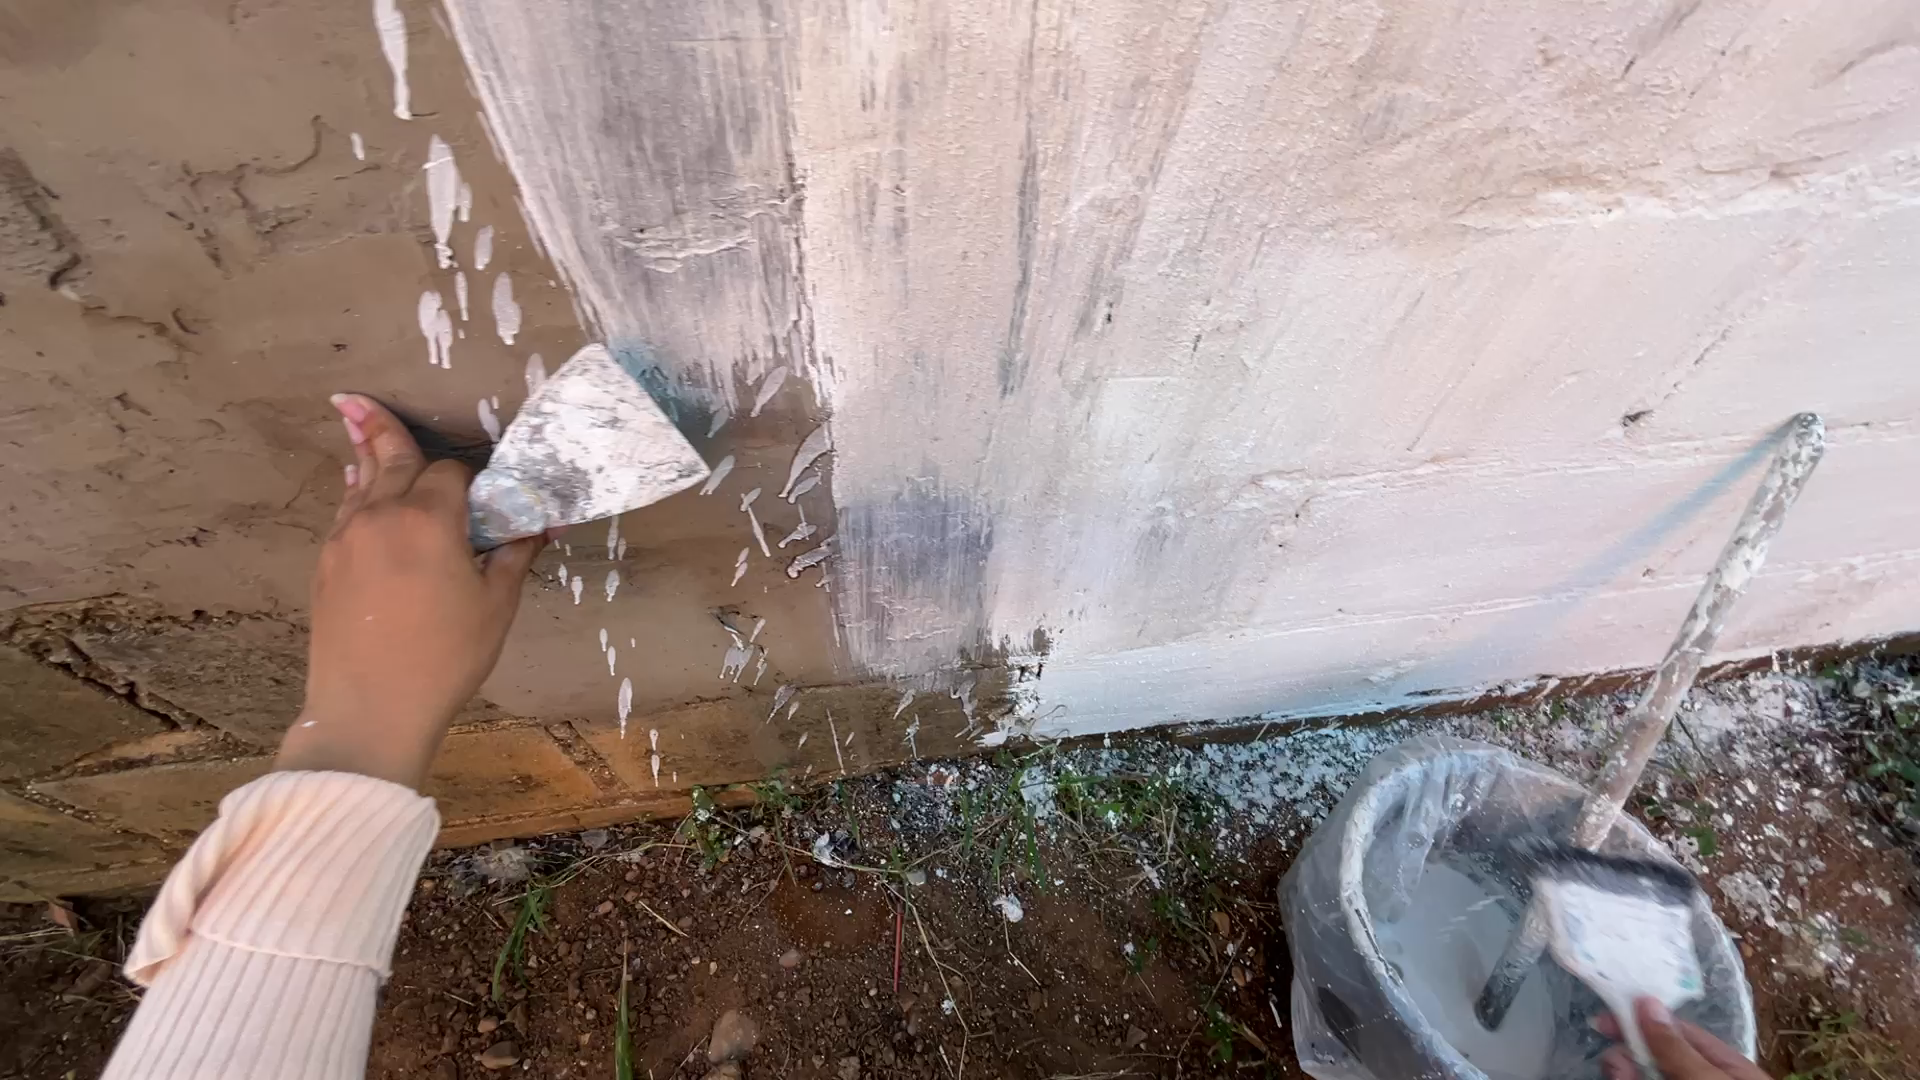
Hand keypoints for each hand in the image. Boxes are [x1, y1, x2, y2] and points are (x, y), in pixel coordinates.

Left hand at [275, 394, 542, 787]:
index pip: (451, 473)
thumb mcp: (498, 603)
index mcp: (428, 520)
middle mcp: (378, 516)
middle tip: (359, 396)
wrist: (370, 706)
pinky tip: (358, 485)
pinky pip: (345, 511)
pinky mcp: (325, 565)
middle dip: (385, 429)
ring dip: (366, 455)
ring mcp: (344, 539)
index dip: (474, 476)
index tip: (493, 489)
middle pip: (388, 460)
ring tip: (354, 420)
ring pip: (359, 483)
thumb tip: (538, 526)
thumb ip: (515, 555)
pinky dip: (356, 491)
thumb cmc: (448, 653)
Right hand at [1597, 999, 1773, 1079]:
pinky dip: (1629, 1077)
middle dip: (1628, 1052)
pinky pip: (1646, 1077)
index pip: (1674, 1027)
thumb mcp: (1708, 1079)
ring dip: (1625, 1068)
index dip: (1636, 1020)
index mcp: (1726, 1062)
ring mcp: (1687, 1079)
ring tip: (1618, 1077)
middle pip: (1655, 1048)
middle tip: (1615, 1068)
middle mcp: (1706, 1070)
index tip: (1602, 1023)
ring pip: (1646, 1066)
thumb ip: (1677, 1046)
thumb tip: (1645, 999)